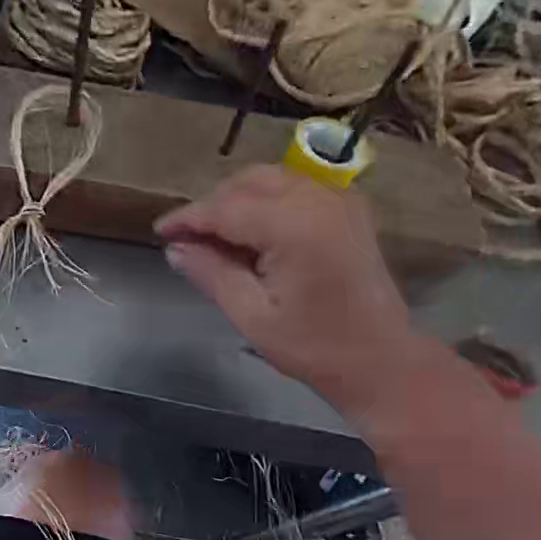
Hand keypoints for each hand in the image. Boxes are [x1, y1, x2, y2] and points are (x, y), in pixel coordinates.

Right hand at [155, 166, 424, 417]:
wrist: (380, 359)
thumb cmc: (313, 347)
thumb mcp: (252, 316)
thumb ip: (211, 274)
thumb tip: (174, 249)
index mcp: (295, 227)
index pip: (226, 208)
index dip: (188, 217)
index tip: (159, 231)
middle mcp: (319, 200)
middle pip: (247, 183)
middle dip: (211, 205)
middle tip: (185, 239)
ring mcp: (338, 200)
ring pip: (270, 180)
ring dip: (236, 200)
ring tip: (213, 237)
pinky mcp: (348, 208)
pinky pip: (293, 189)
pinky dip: (263, 201)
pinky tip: (249, 233)